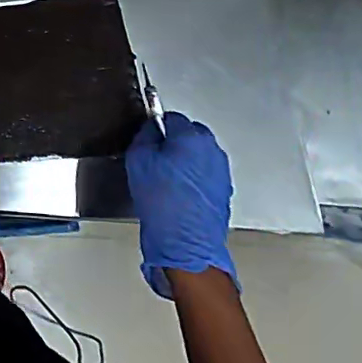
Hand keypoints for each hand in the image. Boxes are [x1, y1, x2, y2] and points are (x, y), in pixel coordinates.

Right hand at [127, 111, 233, 297]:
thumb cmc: (163, 204)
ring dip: (183, 162)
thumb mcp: (138, 160)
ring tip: (165, 182)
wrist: (186, 245)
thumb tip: (151, 130)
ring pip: (197, 155)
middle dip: (172, 144)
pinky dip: (192, 180)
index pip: (171, 117)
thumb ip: (144, 136)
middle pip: (188, 134)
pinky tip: (177, 195)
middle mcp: (211, 150)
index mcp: (192, 136)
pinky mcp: (223, 191)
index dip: (156, 129)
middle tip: (155, 162)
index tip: (148, 141)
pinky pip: (204, 175)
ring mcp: (220, 171)